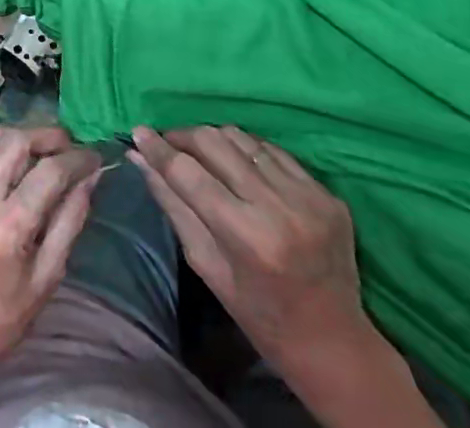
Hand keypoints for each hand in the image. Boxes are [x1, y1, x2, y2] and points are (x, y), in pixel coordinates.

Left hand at [0, 125, 102, 366]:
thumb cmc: (12, 306)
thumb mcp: (52, 270)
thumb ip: (72, 217)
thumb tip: (92, 175)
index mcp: (9, 227)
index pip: (48, 172)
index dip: (78, 159)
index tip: (97, 158)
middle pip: (17, 141)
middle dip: (50, 136)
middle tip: (72, 149)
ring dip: (26, 134)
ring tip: (48, 150)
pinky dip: (5, 142)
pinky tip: (23, 156)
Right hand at [130, 125, 367, 363]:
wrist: (332, 338)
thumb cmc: (258, 314)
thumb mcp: (206, 265)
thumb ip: (173, 205)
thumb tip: (140, 159)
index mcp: (247, 236)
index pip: (190, 174)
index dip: (159, 149)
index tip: (137, 131)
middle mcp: (279, 206)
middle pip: (216, 143)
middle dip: (183, 136)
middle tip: (166, 143)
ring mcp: (308, 195)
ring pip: (244, 139)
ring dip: (213, 139)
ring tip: (197, 149)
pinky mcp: (325, 191)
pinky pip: (273, 151)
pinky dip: (246, 149)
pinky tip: (234, 160)